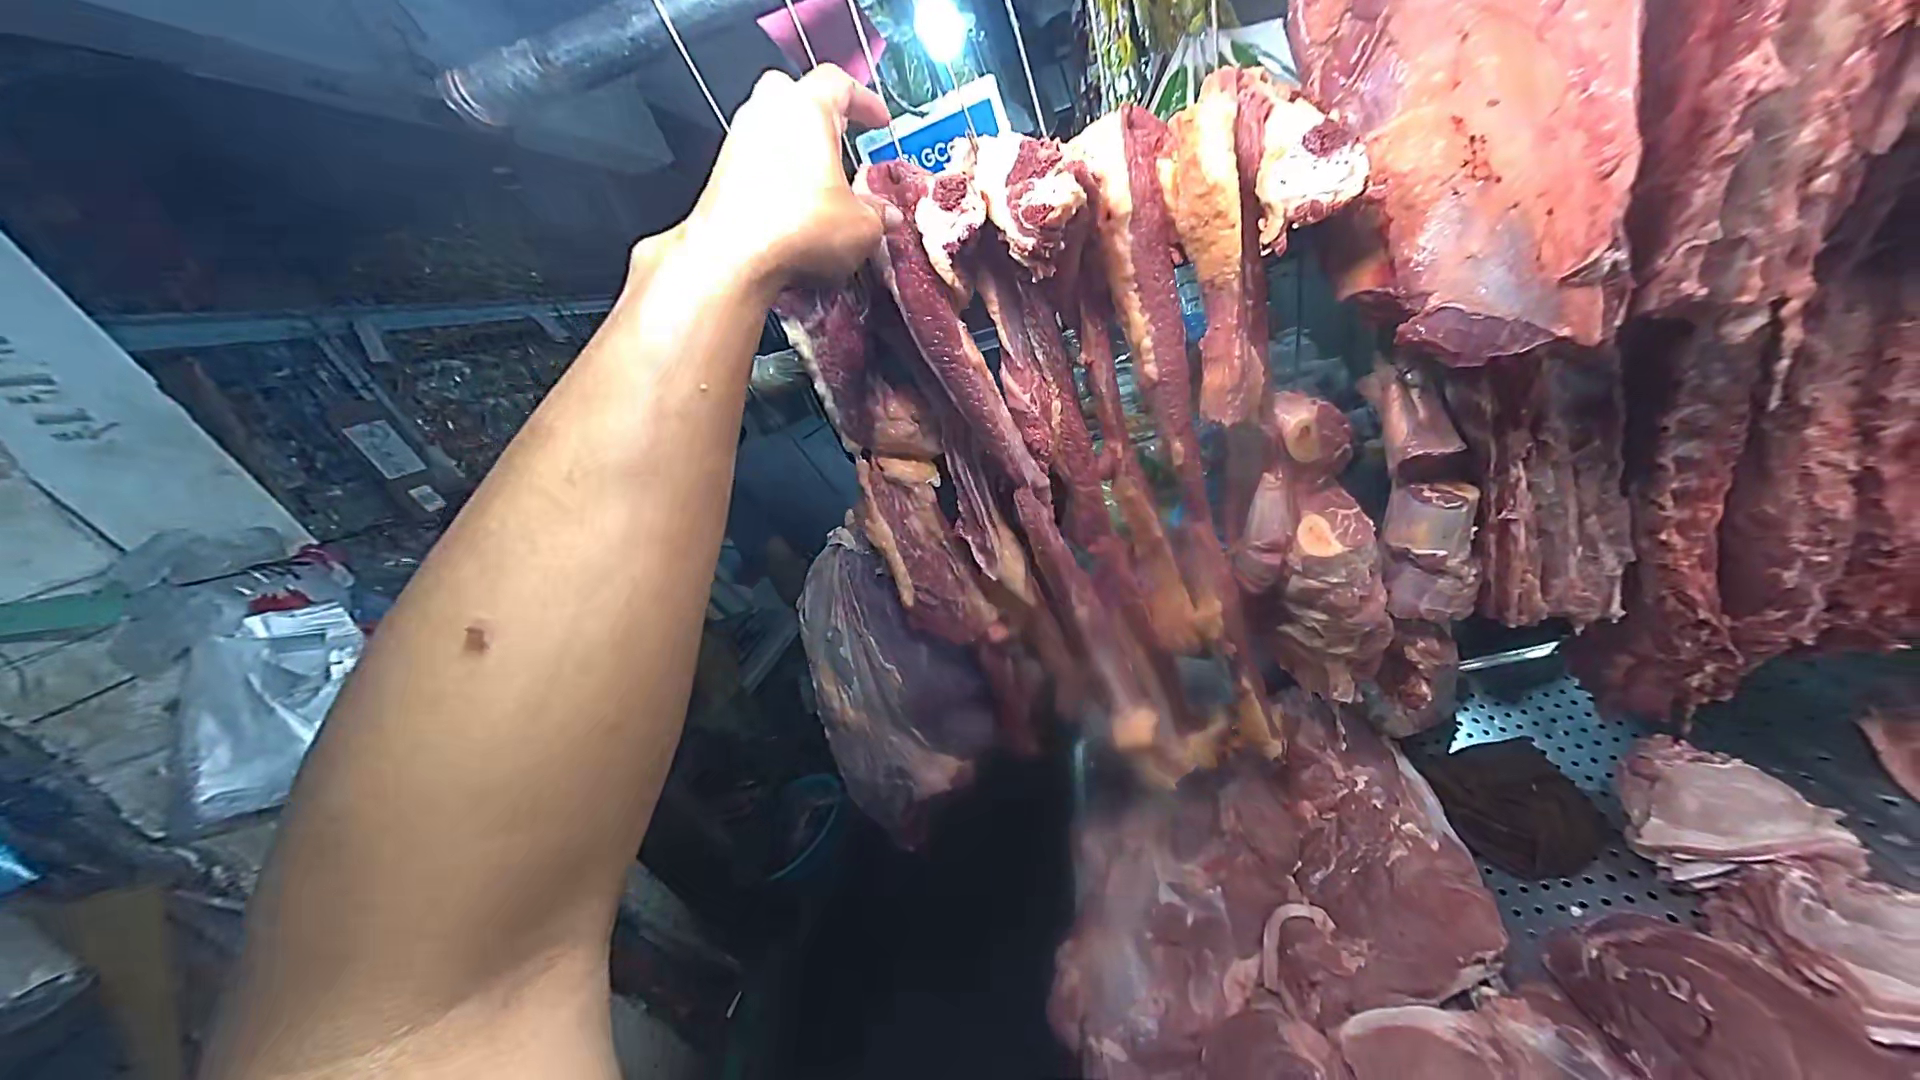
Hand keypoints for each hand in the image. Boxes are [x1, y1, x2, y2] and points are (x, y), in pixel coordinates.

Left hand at [680, 65, 890, 290]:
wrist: (735, 259)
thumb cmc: (798, 230)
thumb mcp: (861, 227)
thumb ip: (877, 213)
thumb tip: (884, 214)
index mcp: (806, 108)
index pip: (840, 84)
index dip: (866, 101)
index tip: (878, 119)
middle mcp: (767, 111)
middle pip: (800, 100)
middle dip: (824, 120)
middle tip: (844, 145)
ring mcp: (739, 139)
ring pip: (776, 131)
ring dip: (800, 153)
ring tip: (822, 188)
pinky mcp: (723, 171)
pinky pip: (759, 162)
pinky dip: (779, 177)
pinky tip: (795, 209)